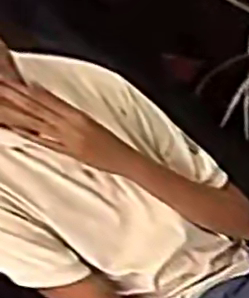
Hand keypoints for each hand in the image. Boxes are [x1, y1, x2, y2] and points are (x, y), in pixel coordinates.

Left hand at [0, 81, 142, 174]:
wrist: (132, 164)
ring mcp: (68, 140)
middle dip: (11, 95)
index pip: (44, 98)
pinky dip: (27, 134)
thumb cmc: (114, 144)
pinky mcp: (69, 152)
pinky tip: (12, 128)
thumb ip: (65, 109)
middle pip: (34, 107)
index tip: (4, 78)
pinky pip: (44, 142)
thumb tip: (40, 92)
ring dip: (12, 111)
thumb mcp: (92, 122)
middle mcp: (71, 126)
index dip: (22, 87)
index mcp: (78, 117)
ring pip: (34, 122)